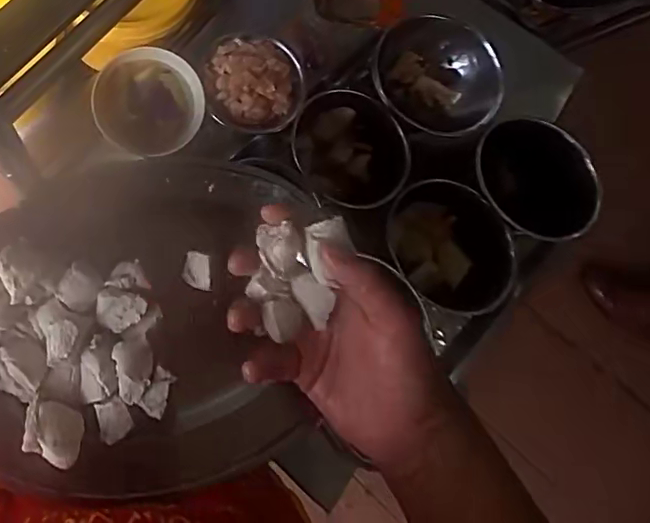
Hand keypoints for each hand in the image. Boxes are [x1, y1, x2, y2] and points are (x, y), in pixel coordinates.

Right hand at [227, 205, 462, 471]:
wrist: (413, 434)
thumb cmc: (409, 366)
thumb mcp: (395, 318)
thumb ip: (364, 281)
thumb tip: (324, 247)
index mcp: (341, 283)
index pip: (312, 245)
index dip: (289, 226)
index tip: (266, 215)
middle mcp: (317, 301)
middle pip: (277, 273)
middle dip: (252, 263)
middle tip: (236, 265)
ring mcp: (305, 334)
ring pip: (265, 312)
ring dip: (246, 311)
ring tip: (237, 321)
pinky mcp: (298, 368)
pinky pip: (270, 357)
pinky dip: (258, 360)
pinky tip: (252, 367)